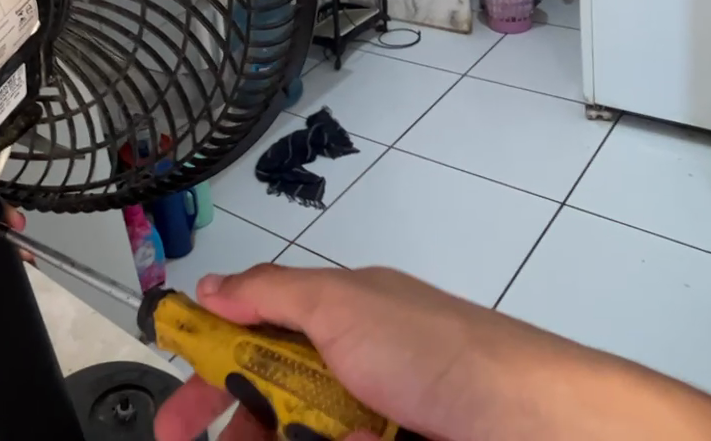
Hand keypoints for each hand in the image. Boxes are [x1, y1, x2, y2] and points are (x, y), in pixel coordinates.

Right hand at [151, 265, 710, 440]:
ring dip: (282, 431)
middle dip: (234, 421)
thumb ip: (271, 292)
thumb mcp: (343, 303)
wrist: (533, 421)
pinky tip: (349, 439)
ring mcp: (375, 421)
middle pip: (275, 400)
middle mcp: (354, 371)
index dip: (212, 364)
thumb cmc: (430, 350)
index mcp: (339, 319)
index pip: (256, 334)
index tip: (177, 407)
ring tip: (298, 434)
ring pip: (307, 429)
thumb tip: (209, 284)